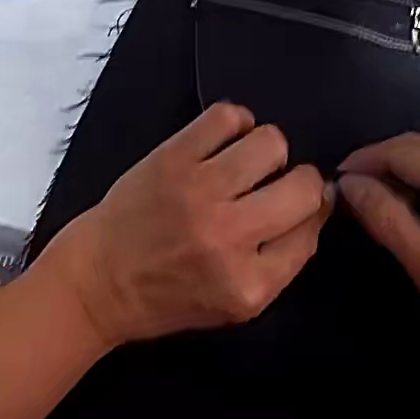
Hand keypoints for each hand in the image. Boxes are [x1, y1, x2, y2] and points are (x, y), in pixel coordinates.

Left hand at [44, 103, 332, 347]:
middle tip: (274, 183)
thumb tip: (322, 200)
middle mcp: (228, 238)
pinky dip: (236, 122)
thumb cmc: (170, 294)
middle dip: (301, 179)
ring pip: (271, 142)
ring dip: (267, 150)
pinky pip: (229, 116)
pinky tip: (225, 142)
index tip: (298, 204)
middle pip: (303, 184)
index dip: (313, 209)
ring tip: (246, 163)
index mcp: (248, 285)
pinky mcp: (174, 157)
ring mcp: (200, 192)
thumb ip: (286, 258)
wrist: (97, 281)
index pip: (312, 229)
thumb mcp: (237, 302)